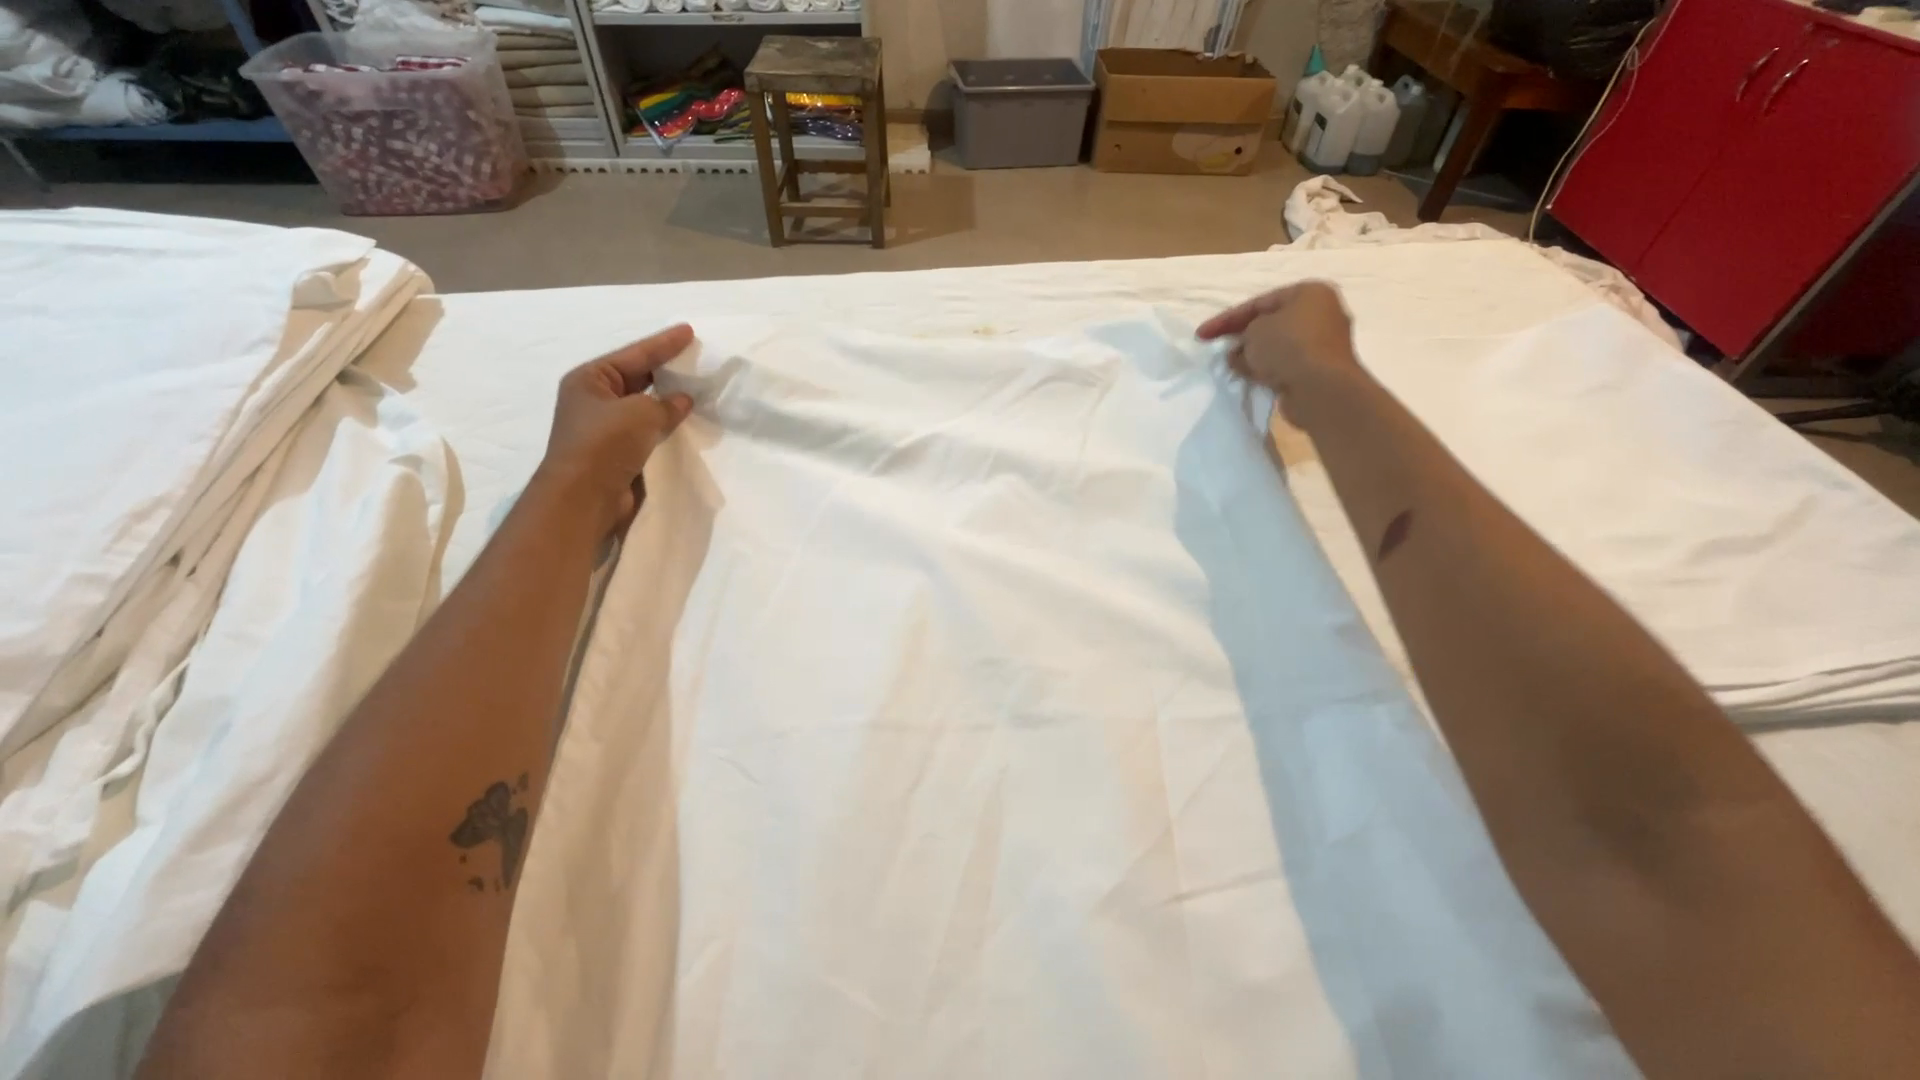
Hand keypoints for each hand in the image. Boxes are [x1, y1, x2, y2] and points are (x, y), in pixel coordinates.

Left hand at [534, 324, 695, 537]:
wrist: (584, 498)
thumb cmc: (605, 444)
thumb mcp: (640, 413)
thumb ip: (666, 403)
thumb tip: (682, 400)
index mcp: (589, 379)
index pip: (634, 355)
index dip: (663, 344)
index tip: (688, 331)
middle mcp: (593, 400)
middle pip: (636, 377)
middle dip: (664, 369)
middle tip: (694, 358)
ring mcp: (604, 428)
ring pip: (642, 405)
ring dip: (666, 400)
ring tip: (696, 388)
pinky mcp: (616, 453)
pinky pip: (646, 430)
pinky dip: (664, 424)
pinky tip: (684, 421)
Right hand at [1196, 281, 1362, 427]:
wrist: (1321, 388)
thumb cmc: (1288, 347)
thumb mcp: (1254, 332)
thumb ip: (1242, 336)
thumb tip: (1241, 353)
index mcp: (1309, 293)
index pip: (1259, 303)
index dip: (1226, 318)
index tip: (1202, 334)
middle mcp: (1321, 314)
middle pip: (1270, 323)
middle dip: (1242, 336)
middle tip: (1219, 348)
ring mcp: (1323, 343)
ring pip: (1277, 346)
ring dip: (1254, 355)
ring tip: (1230, 366)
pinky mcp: (1320, 369)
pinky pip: (1286, 365)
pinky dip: (1267, 370)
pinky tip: (1249, 377)